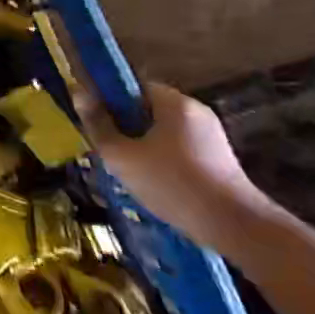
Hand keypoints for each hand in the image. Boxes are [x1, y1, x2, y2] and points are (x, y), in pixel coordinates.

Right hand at [80, 82, 274, 249]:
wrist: (236, 227)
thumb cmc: (171, 183)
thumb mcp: (121, 155)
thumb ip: (97, 123)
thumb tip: (78, 92)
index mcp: (174, 102)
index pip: (132, 86)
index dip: (109, 100)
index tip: (97, 123)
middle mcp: (196, 111)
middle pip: (147, 109)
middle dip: (125, 127)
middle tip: (110, 151)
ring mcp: (212, 136)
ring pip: (162, 132)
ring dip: (142, 146)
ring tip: (131, 172)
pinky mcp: (220, 159)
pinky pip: (179, 149)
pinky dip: (163, 160)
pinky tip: (156, 185)